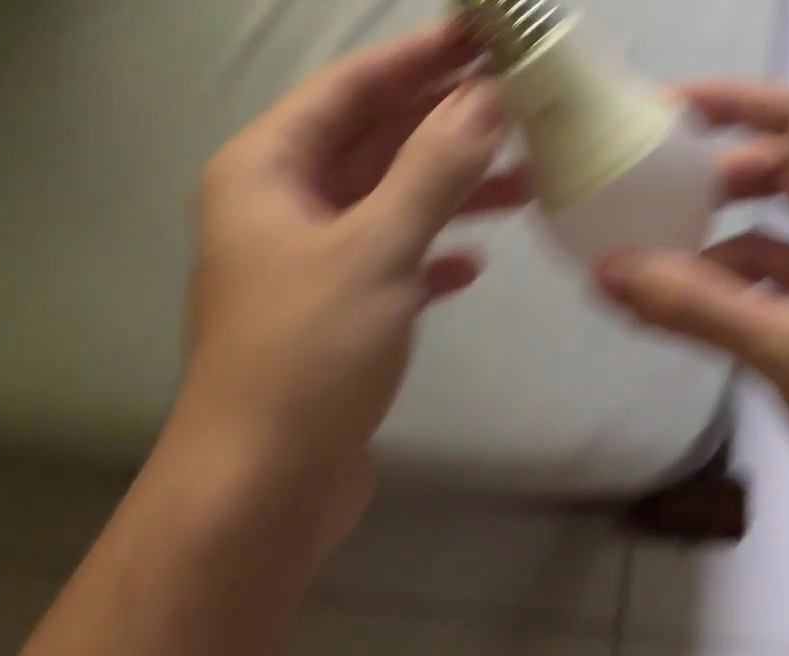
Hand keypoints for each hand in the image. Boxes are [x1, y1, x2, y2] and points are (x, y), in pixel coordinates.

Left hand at [176, 21, 527, 484]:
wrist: (266, 479)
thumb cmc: (308, 355)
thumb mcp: (374, 251)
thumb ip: (432, 170)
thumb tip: (485, 98)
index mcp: (266, 171)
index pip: (349, 89)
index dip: (418, 58)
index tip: (484, 36)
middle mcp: (279, 211)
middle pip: (369, 145)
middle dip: (443, 124)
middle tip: (518, 102)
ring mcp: (306, 271)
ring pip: (385, 210)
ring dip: (448, 194)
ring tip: (522, 180)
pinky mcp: (333, 324)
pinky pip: (388, 271)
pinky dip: (429, 261)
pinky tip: (471, 265)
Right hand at [596, 80, 788, 536]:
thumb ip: (699, 309)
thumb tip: (610, 272)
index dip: (734, 105)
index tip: (665, 114)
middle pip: (784, 182)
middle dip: (718, 187)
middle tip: (653, 200)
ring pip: (775, 248)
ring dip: (717, 257)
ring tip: (651, 273)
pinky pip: (776, 299)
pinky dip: (733, 303)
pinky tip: (687, 320)